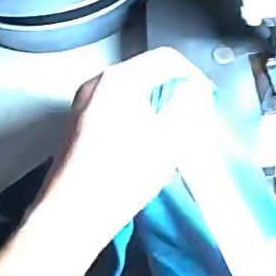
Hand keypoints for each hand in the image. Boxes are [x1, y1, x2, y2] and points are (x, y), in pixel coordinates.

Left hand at [39, 47, 206, 240]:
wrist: (71, 216)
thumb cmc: (122, 177)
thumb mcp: (170, 138)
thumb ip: (187, 103)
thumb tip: (193, 89)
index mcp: (120, 79)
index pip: (167, 58)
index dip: (194, 75)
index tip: (205, 98)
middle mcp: (97, 82)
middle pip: (148, 70)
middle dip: (175, 89)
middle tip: (193, 114)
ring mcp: (84, 101)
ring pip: (132, 88)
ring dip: (157, 102)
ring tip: (172, 131)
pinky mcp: (78, 121)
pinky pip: (117, 104)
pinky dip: (137, 113)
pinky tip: (145, 143)